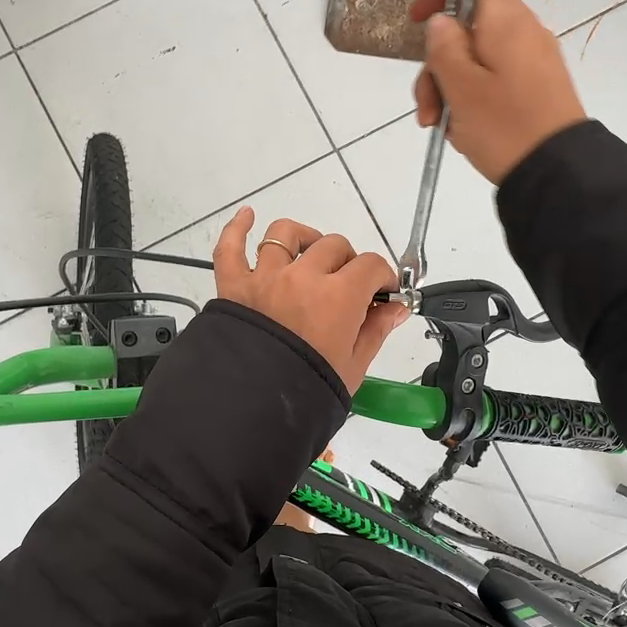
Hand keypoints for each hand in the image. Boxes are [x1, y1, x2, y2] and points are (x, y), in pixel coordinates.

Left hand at [212, 208, 407, 391]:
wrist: (250, 411)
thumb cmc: (308, 392)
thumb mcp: (353, 367)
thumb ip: (376, 330)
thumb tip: (396, 309)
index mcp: (337, 297)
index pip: (371, 266)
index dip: (382, 277)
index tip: (383, 293)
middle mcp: (301, 277)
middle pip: (333, 246)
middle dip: (347, 262)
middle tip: (347, 286)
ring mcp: (264, 278)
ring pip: (285, 235)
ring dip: (304, 239)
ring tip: (310, 254)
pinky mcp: (232, 286)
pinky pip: (229, 248)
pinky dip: (237, 228)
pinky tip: (246, 216)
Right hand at [409, 0, 589, 184]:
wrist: (558, 170)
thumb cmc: (504, 126)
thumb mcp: (461, 88)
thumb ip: (444, 48)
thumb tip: (441, 21)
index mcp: (506, 23)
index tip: (417, 21)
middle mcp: (524, 33)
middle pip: (468, 31)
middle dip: (437, 66)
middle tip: (427, 109)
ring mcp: (533, 61)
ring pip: (478, 60)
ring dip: (450, 89)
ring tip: (440, 128)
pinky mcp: (537, 87)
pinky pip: (496, 81)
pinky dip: (473, 99)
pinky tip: (464, 131)